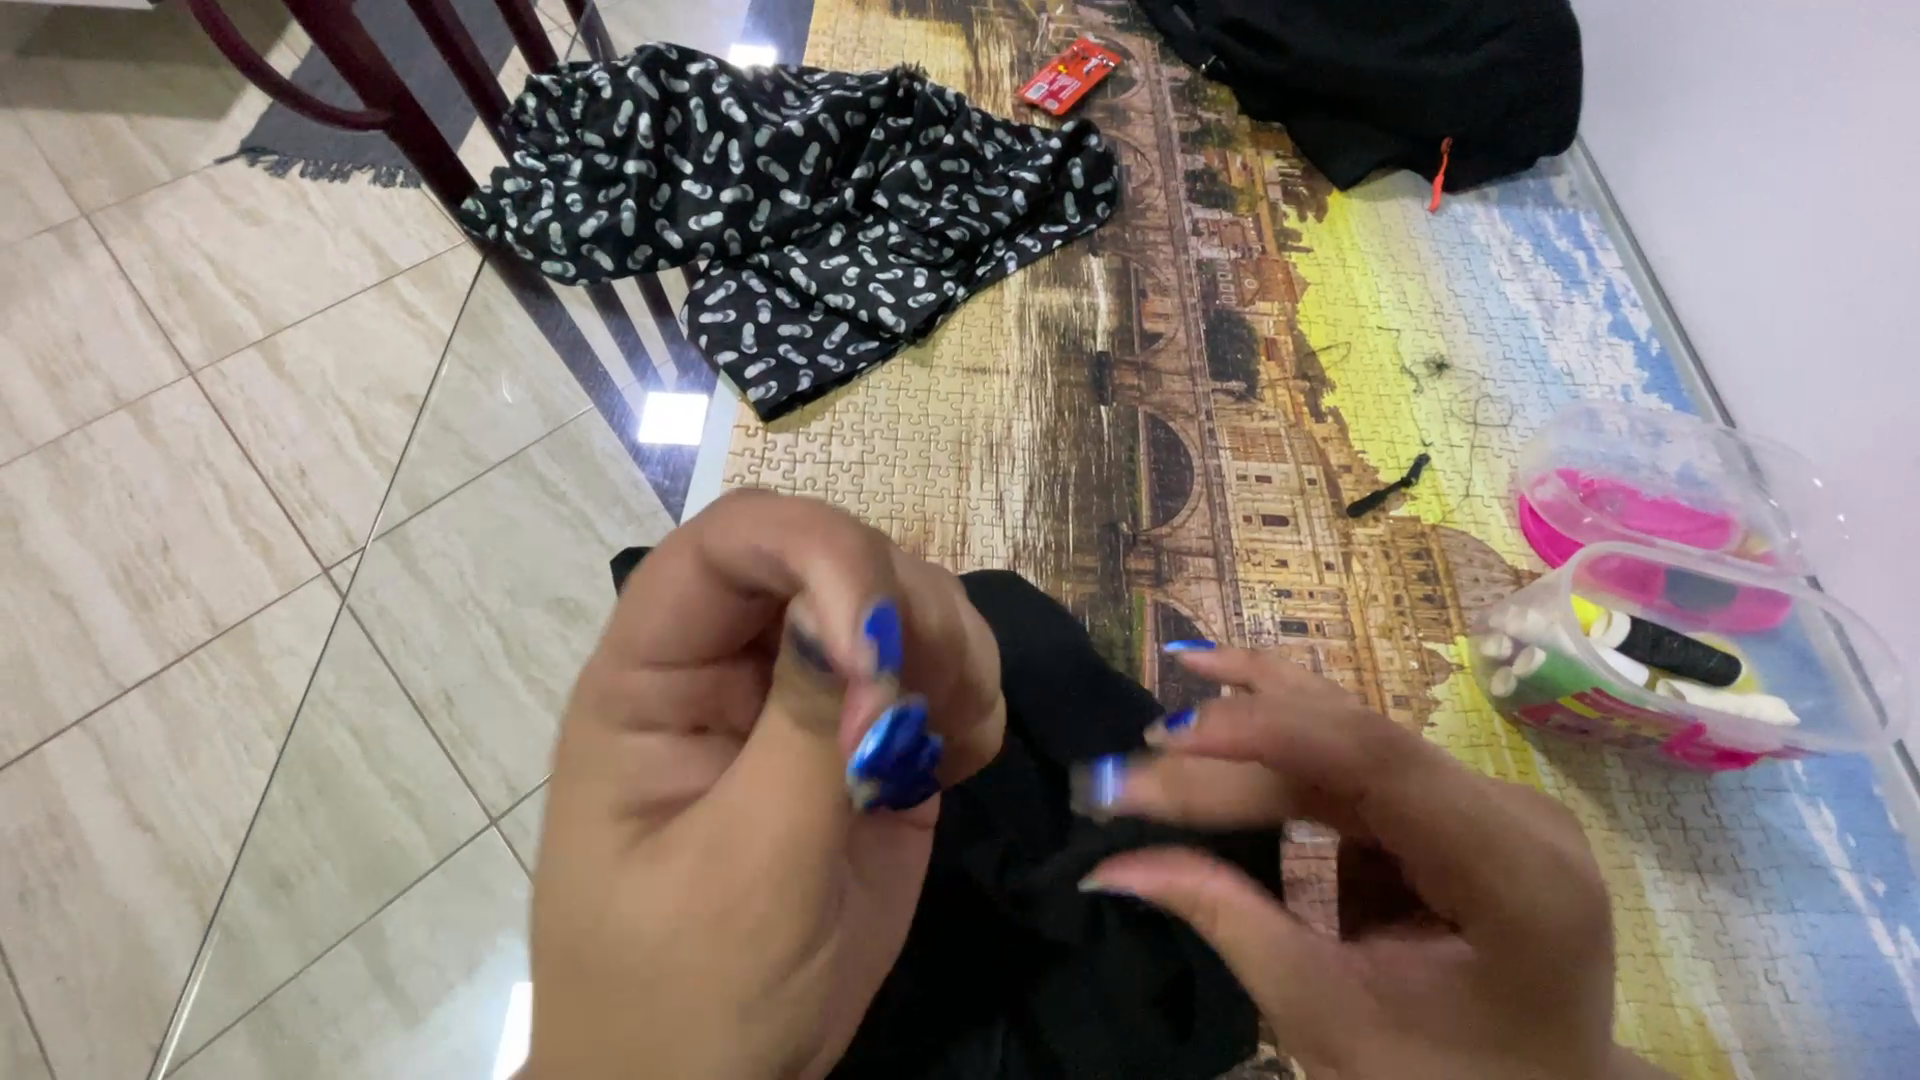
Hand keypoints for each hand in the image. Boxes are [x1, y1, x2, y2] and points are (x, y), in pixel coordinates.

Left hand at [524, 490, 1005, 1079]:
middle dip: (903, 611)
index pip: (729, 542)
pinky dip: (973, 694)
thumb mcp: (740, 872)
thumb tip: (849, 611)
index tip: (882, 653)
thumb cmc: (686, 997)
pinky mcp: (870, 730)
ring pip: (903, 597)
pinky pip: (942, 664)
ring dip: (952, 648)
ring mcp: (807, 691)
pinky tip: (960, 760)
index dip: (817, 554)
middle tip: (922, 720)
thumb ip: (798, 731)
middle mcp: (734, 658)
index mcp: (654, 674)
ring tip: (951, 743)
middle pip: (833, 554)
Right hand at [1076, 646, 1655, 1079]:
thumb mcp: (1324, 1013)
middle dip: (1234, 745)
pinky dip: (1283, 737)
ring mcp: (1481, 798)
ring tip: (1183, 667)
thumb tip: (1109, 864)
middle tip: (1136, 756)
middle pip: (1349, 746)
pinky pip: (1353, 754)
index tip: (1165, 739)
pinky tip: (1232, 699)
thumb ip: (1223, 917)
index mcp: (1514, 874)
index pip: (1377, 760)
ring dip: (1257, 712)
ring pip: (1349, 731)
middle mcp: (1509, 811)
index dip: (1262, 731)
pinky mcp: (1446, 800)